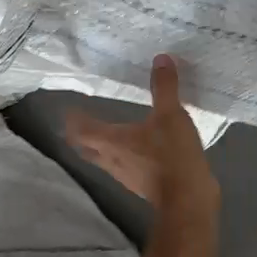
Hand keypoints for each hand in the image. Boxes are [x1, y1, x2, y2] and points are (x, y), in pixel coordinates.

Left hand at [67, 55, 218, 217]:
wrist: (187, 198)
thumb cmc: (171, 154)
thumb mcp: (171, 114)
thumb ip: (165, 87)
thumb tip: (160, 58)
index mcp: (113, 141)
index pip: (82, 130)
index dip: (74, 120)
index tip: (69, 110)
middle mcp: (113, 159)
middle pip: (88, 149)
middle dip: (82, 137)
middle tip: (81, 124)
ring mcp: (127, 175)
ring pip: (105, 160)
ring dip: (101, 148)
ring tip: (107, 136)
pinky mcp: (144, 185)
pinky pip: (125, 167)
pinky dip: (124, 157)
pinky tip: (139, 152)